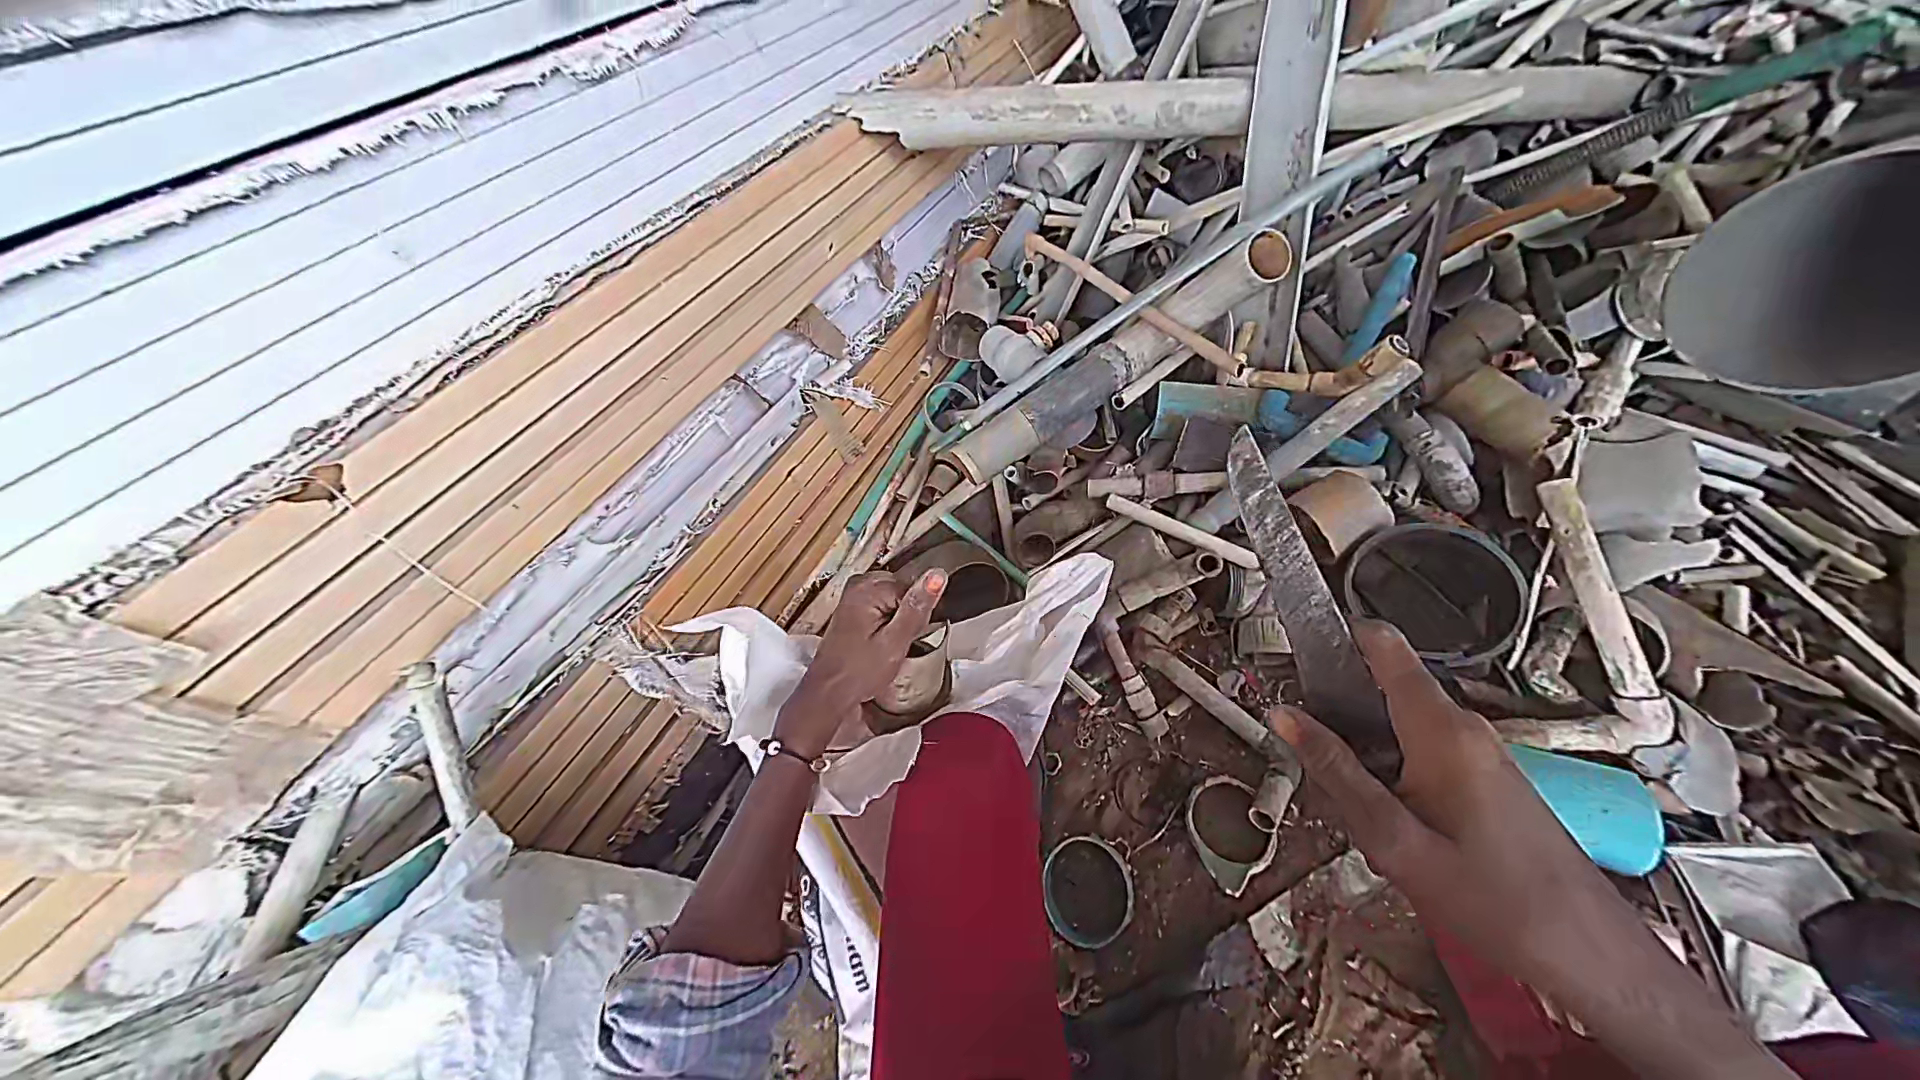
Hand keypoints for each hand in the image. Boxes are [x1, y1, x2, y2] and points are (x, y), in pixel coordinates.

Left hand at [776, 570, 945, 755]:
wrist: (830, 692)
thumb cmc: (857, 672)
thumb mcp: (896, 641)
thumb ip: (917, 607)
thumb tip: (936, 577)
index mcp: (868, 588)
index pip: (915, 588)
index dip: (917, 615)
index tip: (906, 635)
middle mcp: (858, 586)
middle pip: (905, 592)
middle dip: (907, 617)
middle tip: (895, 642)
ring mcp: (854, 596)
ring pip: (896, 602)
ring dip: (898, 623)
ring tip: (885, 645)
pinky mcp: (853, 608)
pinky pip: (884, 609)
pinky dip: (886, 626)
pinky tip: (878, 643)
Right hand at [1270, 622, 1789, 1078]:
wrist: (1595, 963)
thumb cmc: (1495, 902)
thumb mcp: (1391, 837)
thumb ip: (1333, 769)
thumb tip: (1282, 715)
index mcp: (1442, 729)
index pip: (1385, 647)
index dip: (1336, 633)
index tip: (1291, 647)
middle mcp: (1465, 728)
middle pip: (1382, 685)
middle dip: (1334, 706)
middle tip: (1299, 744)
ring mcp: (1479, 751)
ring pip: (1395, 721)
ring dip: (1357, 742)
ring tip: (1335, 787)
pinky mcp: (1484, 775)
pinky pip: (1418, 747)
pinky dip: (1384, 763)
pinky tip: (1377, 810)